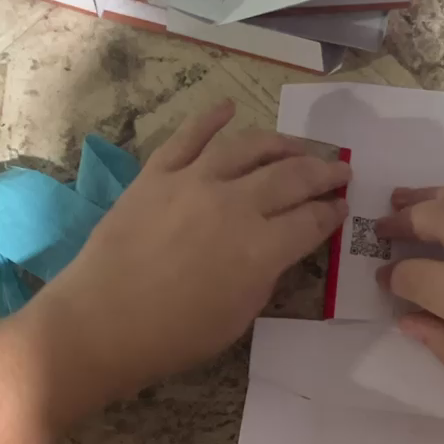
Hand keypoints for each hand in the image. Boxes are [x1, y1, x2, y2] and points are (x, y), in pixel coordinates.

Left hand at [36, 101, 349, 405]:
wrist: (101, 322)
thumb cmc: (174, 336)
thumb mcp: (239, 316)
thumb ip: (267, 273)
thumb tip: (280, 244)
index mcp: (261, 248)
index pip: (312, 220)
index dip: (333, 213)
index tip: (342, 208)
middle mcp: (235, 204)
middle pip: (292, 176)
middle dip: (324, 172)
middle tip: (339, 170)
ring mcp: (194, 181)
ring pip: (249, 147)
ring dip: (282, 143)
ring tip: (298, 147)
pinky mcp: (158, 173)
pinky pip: (189, 137)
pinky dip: (211, 118)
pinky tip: (229, 107)